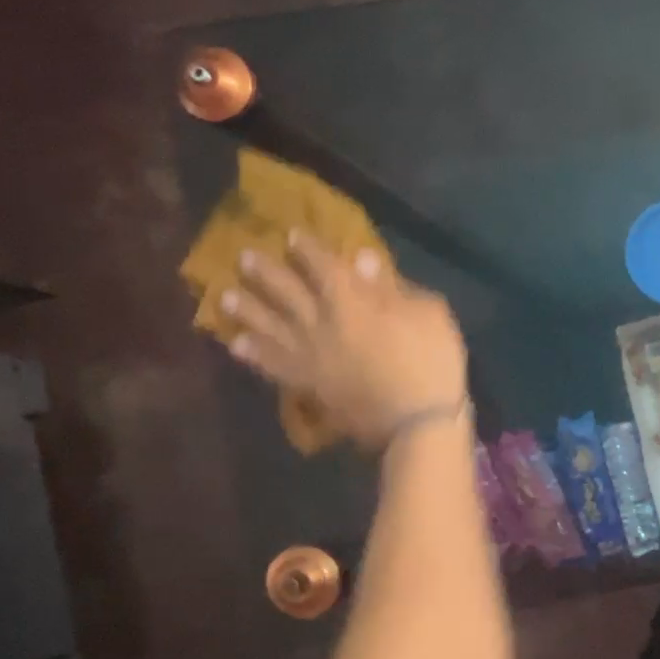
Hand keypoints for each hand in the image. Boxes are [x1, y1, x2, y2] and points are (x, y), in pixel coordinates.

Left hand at [220, 231, 467, 449]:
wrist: (416, 423)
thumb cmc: (432, 363)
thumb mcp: (429, 316)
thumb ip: (393, 287)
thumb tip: (362, 259)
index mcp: (352, 300)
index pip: (322, 265)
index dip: (306, 248)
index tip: (293, 236)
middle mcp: (319, 321)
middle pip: (284, 289)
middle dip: (265, 270)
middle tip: (245, 258)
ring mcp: (309, 354)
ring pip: (267, 324)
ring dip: (246, 308)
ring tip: (226, 295)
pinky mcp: (307, 383)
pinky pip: (271, 365)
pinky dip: (253, 354)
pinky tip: (237, 344)